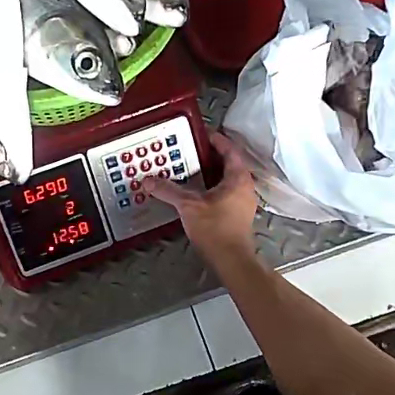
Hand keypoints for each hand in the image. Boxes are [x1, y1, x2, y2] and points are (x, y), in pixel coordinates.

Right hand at [142, 132, 258, 266]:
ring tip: (190, 170)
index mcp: (238, 178)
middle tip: (191, 151)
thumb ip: (168, 190)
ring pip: (227, 180)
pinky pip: (225, 193)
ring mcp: (243, 202)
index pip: (229, 150)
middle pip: (229, 164)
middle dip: (210, 157)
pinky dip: (211, 188)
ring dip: (210, 174)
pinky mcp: (238, 215)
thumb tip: (149, 181)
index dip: (216, 140)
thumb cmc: (216, 229)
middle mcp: (245, 187)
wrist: (231, 260)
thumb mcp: (189, 205)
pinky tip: (196, 193)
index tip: (202, 135)